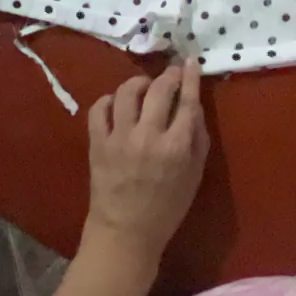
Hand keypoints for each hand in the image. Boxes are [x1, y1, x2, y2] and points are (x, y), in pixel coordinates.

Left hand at [83, 59, 209, 268]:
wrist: (125, 233)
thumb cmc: (166, 208)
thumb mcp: (194, 177)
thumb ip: (197, 140)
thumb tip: (194, 107)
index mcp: (175, 148)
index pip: (187, 102)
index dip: (190, 78)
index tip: (189, 62)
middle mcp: (147, 137)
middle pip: (159, 89)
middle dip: (168, 75)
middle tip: (171, 74)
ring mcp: (119, 138)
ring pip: (127, 92)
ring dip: (139, 83)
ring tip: (144, 88)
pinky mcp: (97, 143)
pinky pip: (99, 108)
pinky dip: (109, 100)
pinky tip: (117, 104)